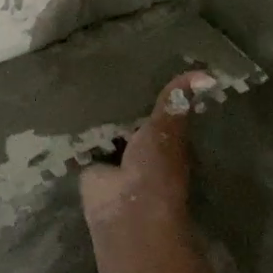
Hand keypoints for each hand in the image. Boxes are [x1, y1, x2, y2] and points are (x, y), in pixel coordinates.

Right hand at [80, 70, 223, 225]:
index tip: (139, 63)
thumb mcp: (167, 126)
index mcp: (163, 139)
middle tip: (103, 67)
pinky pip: (81, 144)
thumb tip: (208, 75)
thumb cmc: (156, 168)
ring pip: (104, 130)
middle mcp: (139, 148)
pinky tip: (63, 110)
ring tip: (80, 82)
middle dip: (119, 101)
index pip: (158, 109)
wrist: (127, 209)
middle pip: (129, 119)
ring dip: (95, 115)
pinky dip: (73, 133)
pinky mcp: (89, 167)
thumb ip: (177, 100)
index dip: (150, 91)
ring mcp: (113, 159)